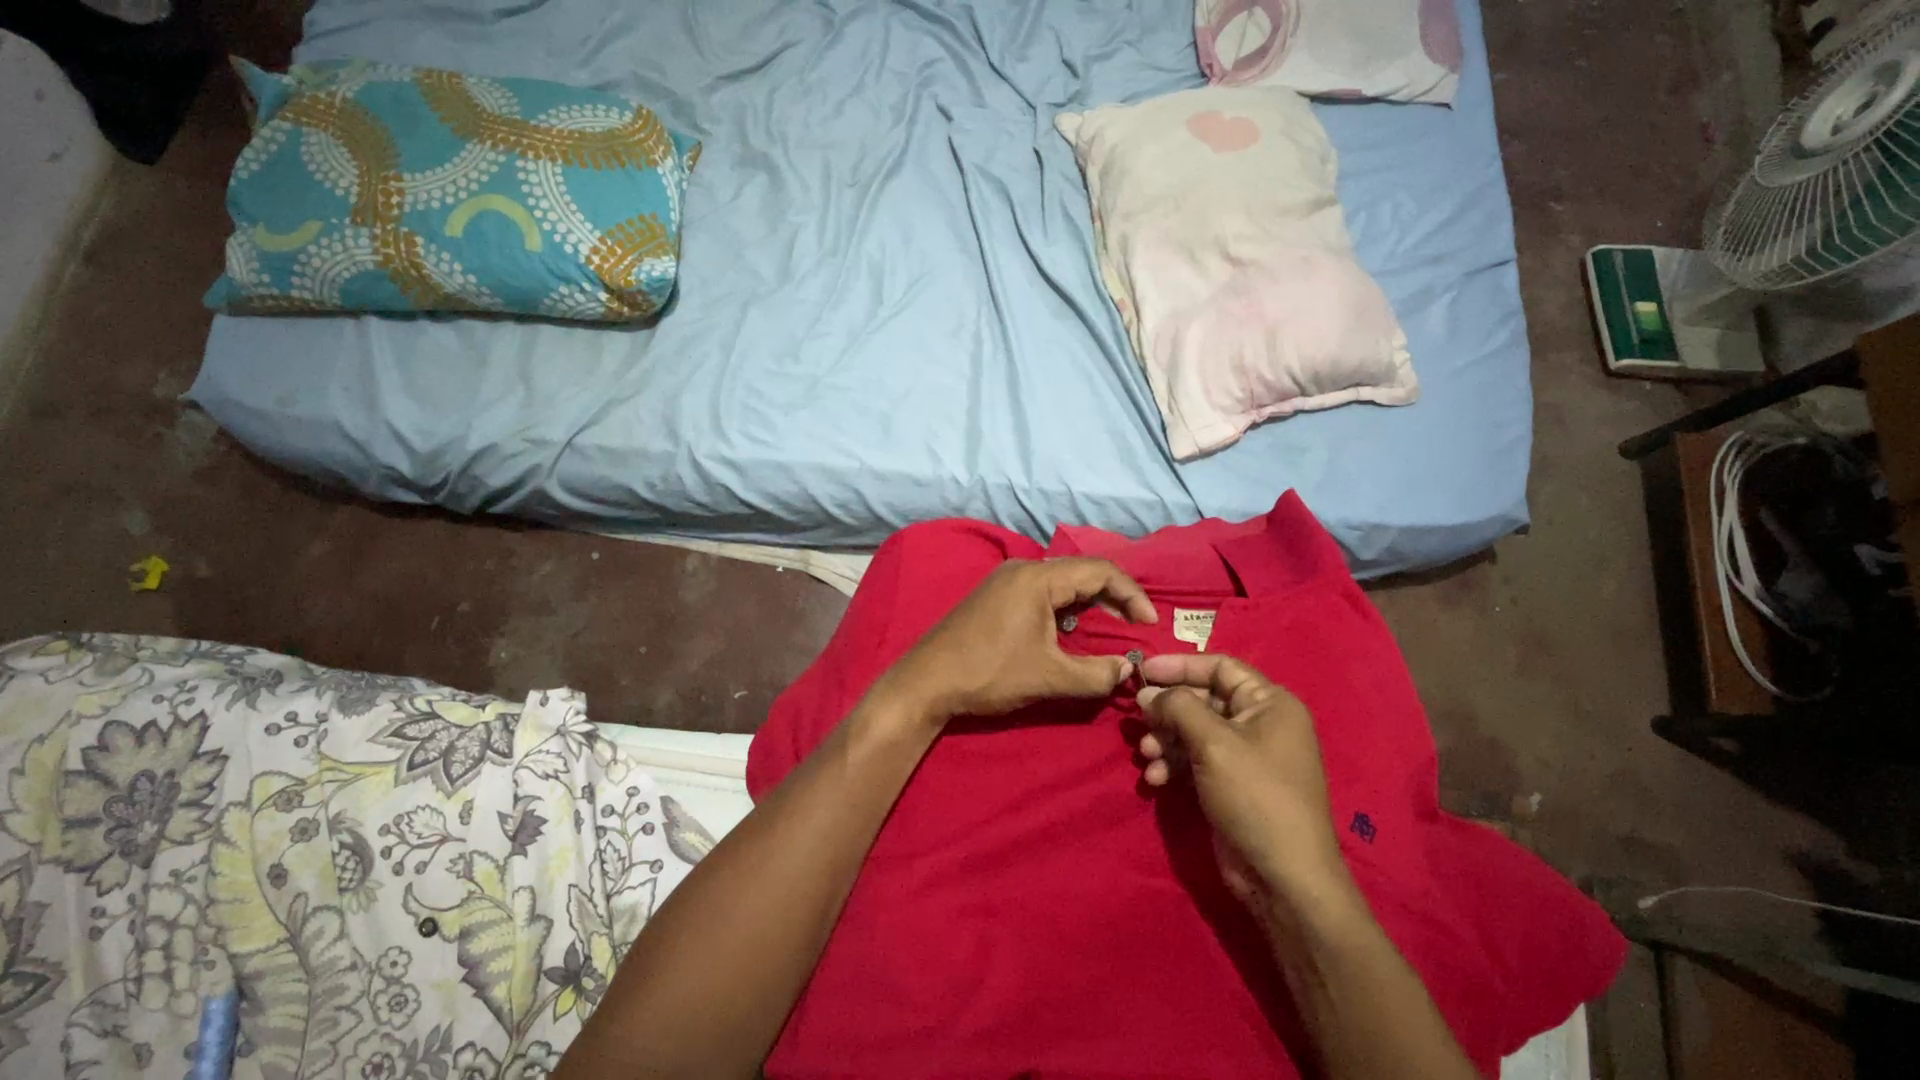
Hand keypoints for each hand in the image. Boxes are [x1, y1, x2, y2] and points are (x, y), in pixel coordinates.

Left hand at [875, 557, 1157, 723]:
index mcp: (1037, 578)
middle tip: (1135, 627)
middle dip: (1113, 597)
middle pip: (1081, 572)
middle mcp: (1022, 570)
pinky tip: (1071, 633)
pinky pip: (1042, 592)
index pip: (1100, 570)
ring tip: (1110, 630)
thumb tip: (1128, 670)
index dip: (1132, 594)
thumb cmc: (989, 673)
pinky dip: (1065, 608)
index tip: (1150, 624)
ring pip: (1061, 582)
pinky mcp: (994, 598)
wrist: (926, 683)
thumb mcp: (1050, 678)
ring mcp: (1004, 582)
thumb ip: (1096, 675)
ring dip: (1089, 603)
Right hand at [1135, 654, 1355, 919]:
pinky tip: (1155, 781)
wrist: (1282, 875)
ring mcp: (1246, 757)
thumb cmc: (1255, 795)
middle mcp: (1261, 724)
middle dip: (1168, 712)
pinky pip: (1195, 761)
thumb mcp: (1214, 743)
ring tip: (1146, 757)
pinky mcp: (1231, 785)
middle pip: (1204, 700)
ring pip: (1194, 732)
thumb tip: (1147, 692)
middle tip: (1139, 722)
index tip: (1142, 672)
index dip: (1180, 666)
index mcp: (1270, 703)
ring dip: (1166, 741)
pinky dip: (1174, 765)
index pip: (1221, 667)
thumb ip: (1177, 708)